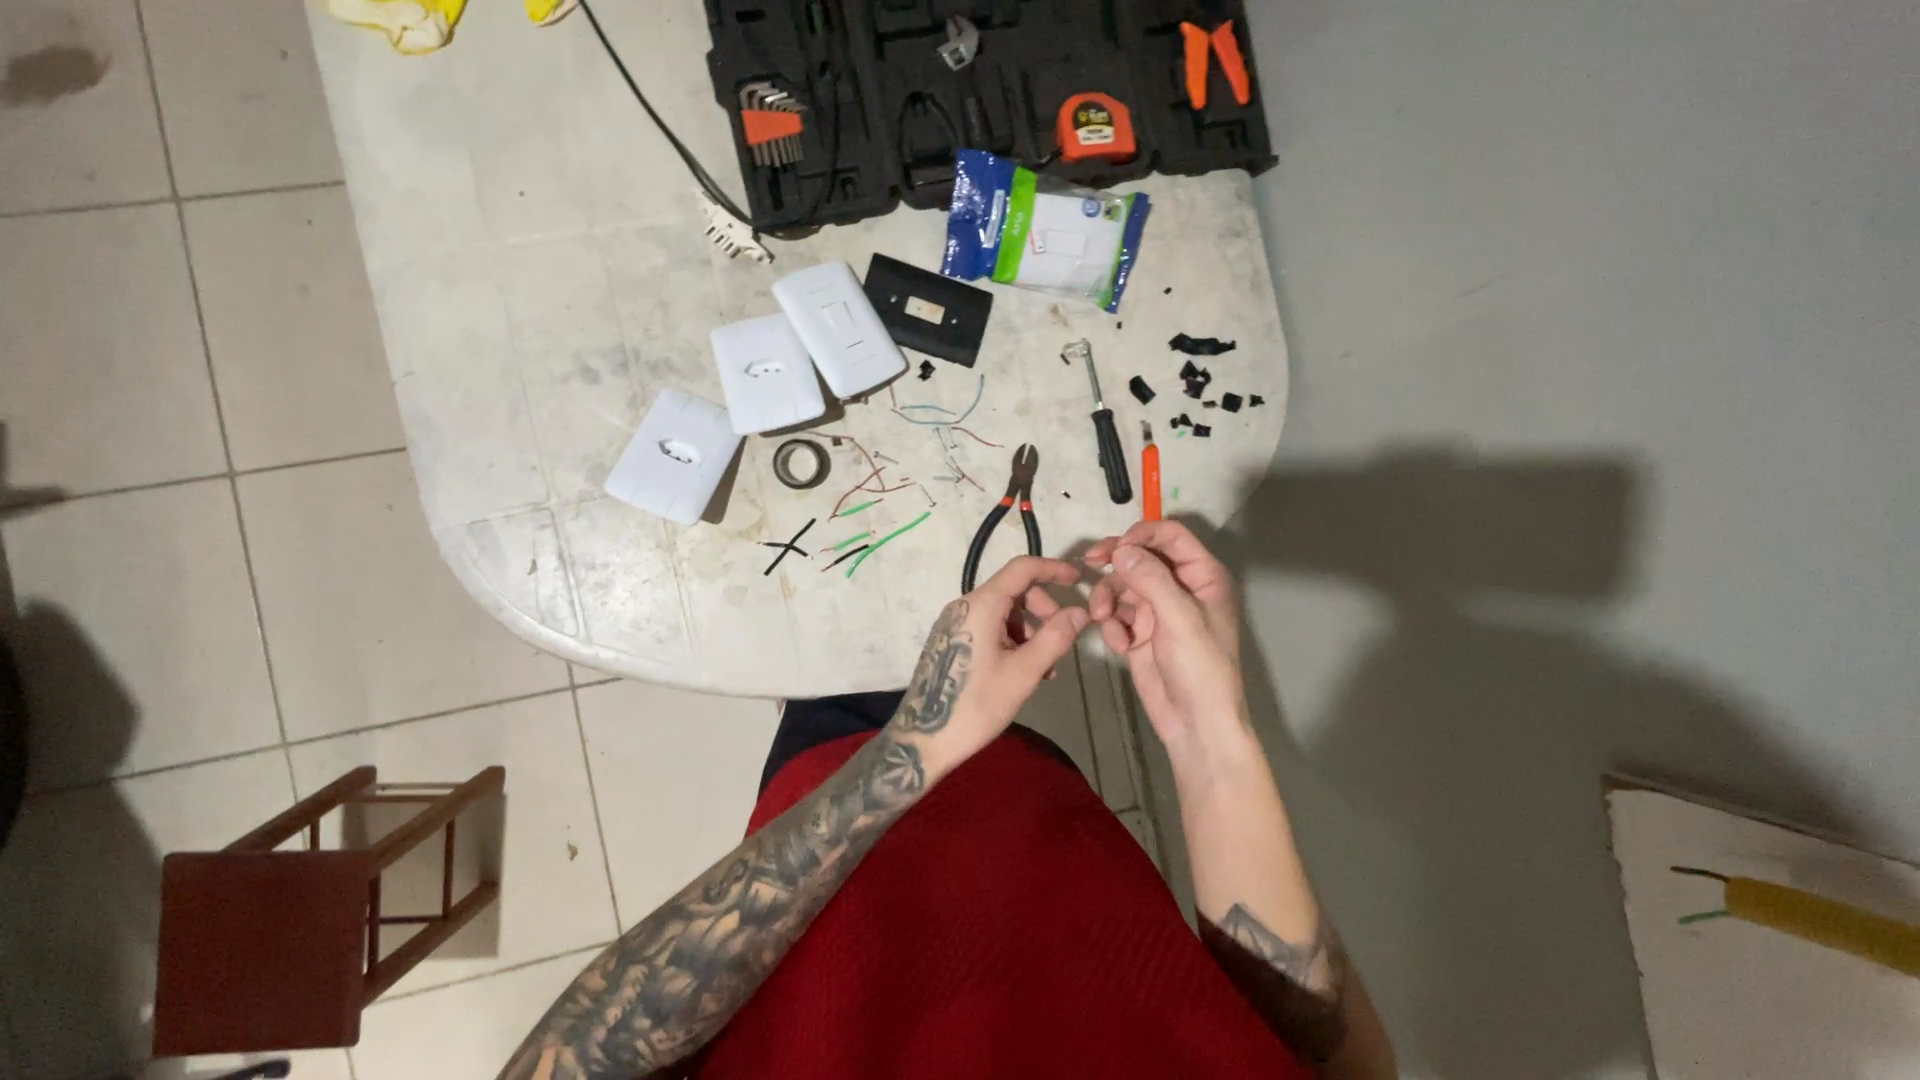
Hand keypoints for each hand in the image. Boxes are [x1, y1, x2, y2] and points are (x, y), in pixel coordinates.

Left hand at [892, 556, 1090, 777]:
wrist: (923, 739)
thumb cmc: (976, 704)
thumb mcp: (1024, 672)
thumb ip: (1055, 637)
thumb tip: (1080, 611)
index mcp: (981, 606)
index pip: (1022, 569)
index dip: (1053, 569)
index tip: (1079, 581)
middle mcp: (965, 607)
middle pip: (1014, 591)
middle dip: (1044, 610)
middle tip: (1061, 641)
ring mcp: (955, 624)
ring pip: (1003, 612)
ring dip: (1030, 631)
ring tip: (1045, 669)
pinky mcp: (951, 642)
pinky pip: (989, 628)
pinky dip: (1012, 641)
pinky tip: (1023, 673)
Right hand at [1085, 522, 1245, 754]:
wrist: (1195, 723)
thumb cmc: (1199, 667)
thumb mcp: (1179, 618)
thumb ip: (1150, 579)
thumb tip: (1120, 550)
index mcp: (1202, 576)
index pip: (1170, 536)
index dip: (1142, 535)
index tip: (1116, 549)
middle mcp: (1180, 587)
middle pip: (1140, 557)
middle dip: (1116, 564)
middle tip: (1089, 563)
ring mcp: (1159, 611)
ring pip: (1123, 586)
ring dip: (1108, 599)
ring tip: (1103, 620)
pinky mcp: (1141, 633)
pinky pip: (1117, 615)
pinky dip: (1112, 627)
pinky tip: (1120, 646)